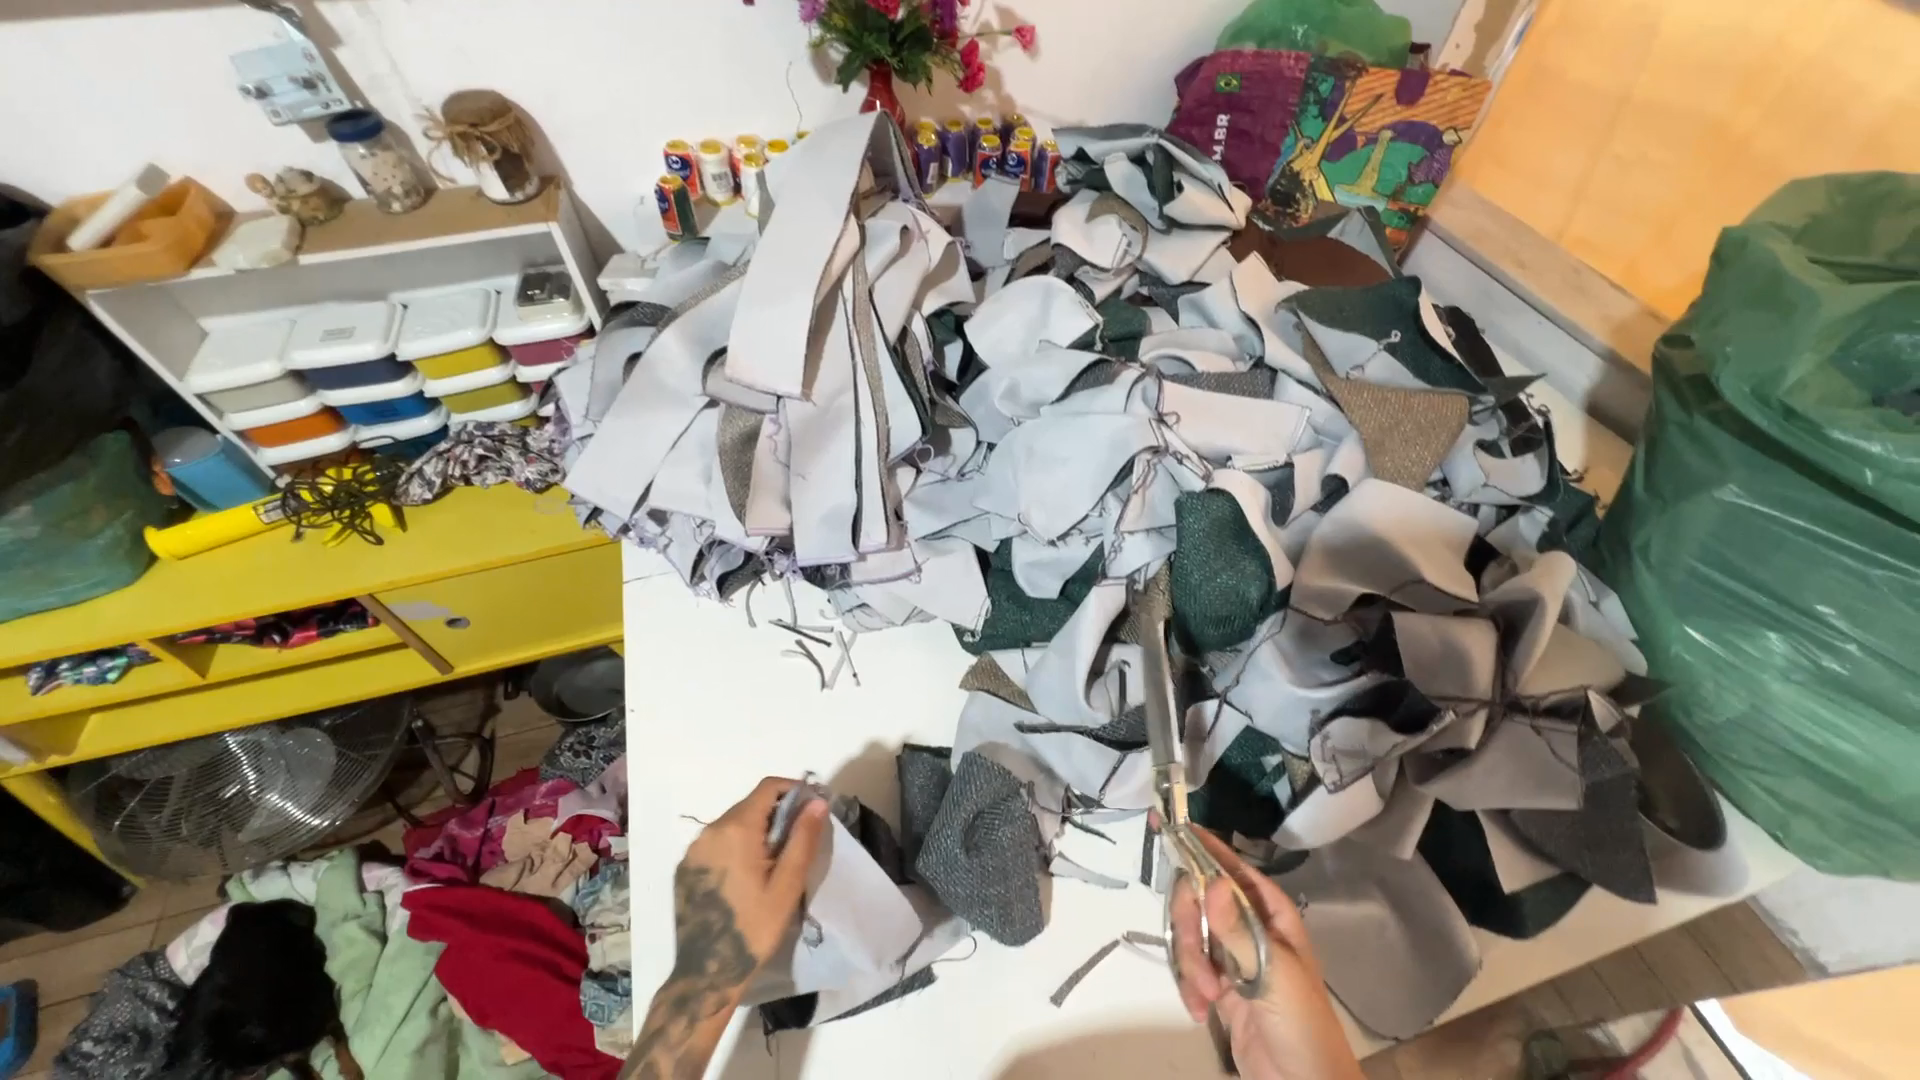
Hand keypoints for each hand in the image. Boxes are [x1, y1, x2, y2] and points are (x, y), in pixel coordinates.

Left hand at [622, 777, 827, 1079]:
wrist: (706, 974)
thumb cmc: (754, 928)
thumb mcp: (787, 884)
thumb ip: (803, 838)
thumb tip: (817, 801)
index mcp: (735, 830)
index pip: (768, 787)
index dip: (794, 790)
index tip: (812, 809)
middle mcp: (709, 831)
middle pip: (750, 804)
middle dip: (777, 814)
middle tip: (797, 843)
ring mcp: (693, 851)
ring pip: (733, 823)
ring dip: (757, 831)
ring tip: (774, 863)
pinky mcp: (685, 868)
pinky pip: (716, 843)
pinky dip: (736, 847)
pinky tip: (747, 877)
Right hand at [1169, 827, 1362, 1079]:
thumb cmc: (1301, 1022)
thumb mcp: (1272, 972)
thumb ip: (1236, 928)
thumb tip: (1209, 878)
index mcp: (1269, 912)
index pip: (1229, 866)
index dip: (1200, 846)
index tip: (1167, 827)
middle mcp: (1248, 925)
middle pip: (1198, 899)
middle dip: (1190, 929)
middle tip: (1197, 960)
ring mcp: (1232, 954)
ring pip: (1190, 934)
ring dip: (1191, 966)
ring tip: (1210, 997)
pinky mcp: (1219, 984)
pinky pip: (1189, 968)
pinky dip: (1189, 987)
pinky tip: (1202, 1010)